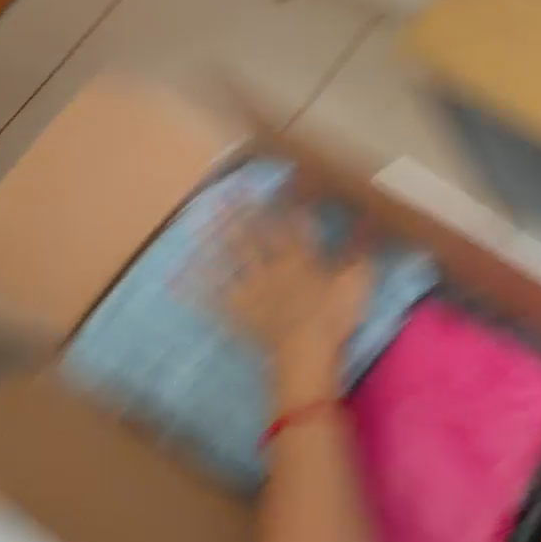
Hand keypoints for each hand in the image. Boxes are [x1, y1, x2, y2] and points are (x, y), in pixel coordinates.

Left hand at [193, 201, 370, 390]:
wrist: (305, 353)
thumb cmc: (334, 318)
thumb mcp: (357, 282)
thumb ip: (359, 253)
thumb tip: (368, 225)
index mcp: (300, 258)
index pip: (291, 226)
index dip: (283, 206)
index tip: (277, 188)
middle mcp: (269, 266)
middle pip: (253, 235)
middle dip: (241, 213)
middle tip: (228, 191)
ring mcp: (248, 288)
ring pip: (227, 258)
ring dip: (213, 238)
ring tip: (200, 219)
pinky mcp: (234, 312)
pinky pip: (209, 297)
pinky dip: (190, 287)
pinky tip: (173, 277)